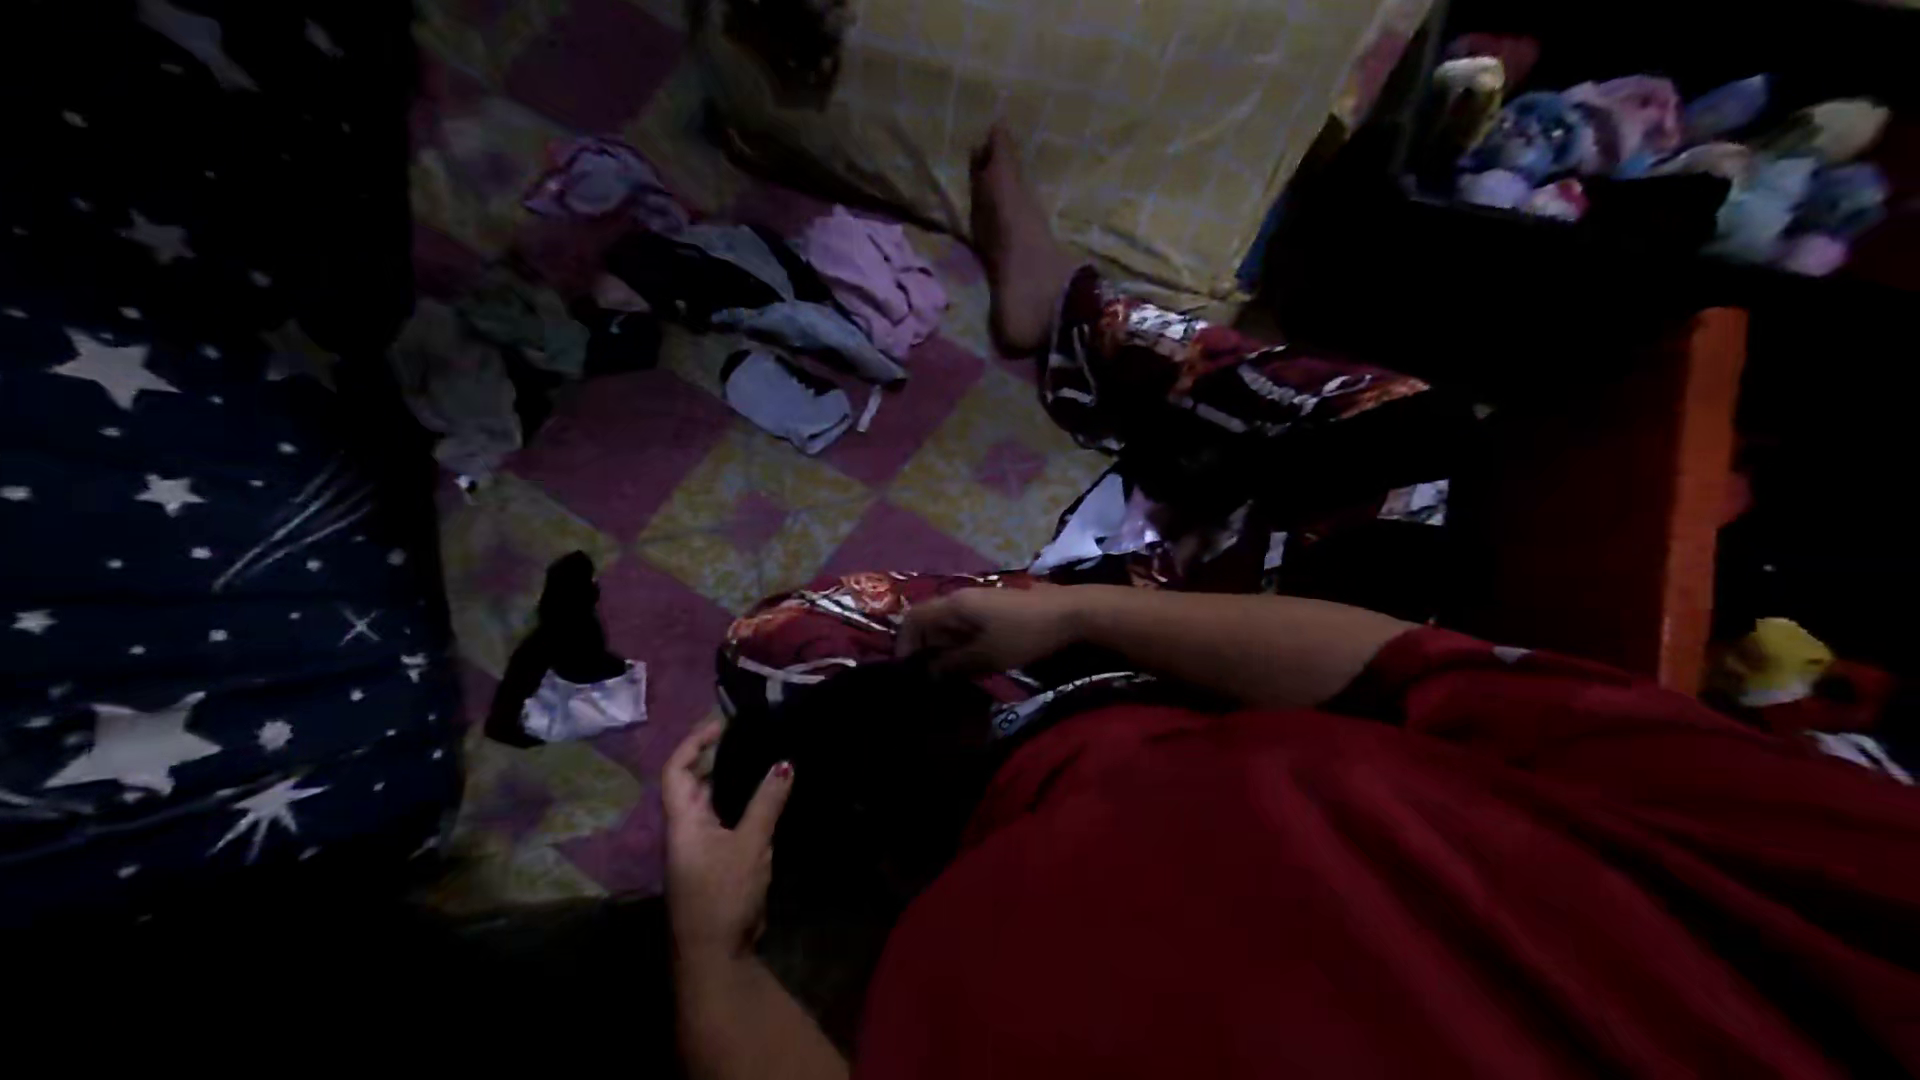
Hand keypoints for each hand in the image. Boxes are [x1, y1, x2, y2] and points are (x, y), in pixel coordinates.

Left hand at [662, 720, 794, 962]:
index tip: (722, 723)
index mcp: (683, 821)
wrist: (716, 955)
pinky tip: (768, 792)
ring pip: (714, 798)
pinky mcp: (719, 858)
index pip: (676, 770)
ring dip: (732, 776)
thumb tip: (785, 762)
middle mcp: (687, 827)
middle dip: (715, 753)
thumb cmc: (723, 895)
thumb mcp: (750, 845)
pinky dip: (744, 798)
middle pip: (694, 780)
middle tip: (748, 732)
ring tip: (761, 753)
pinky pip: (729, 815)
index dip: (694, 742)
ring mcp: (702, 844)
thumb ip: (767, 802)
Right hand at [895, 585, 1083, 675]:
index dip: (904, 642)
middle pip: (929, 619)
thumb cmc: (1025, 634)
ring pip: (948, 622)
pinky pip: (965, 622)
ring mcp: (979, 600)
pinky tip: (968, 660)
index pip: (914, 618)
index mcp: (955, 604)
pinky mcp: (993, 607)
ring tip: (946, 672)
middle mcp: (962, 597)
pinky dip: (959, 640)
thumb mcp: (987, 655)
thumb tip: (930, 671)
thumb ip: (954, 662)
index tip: (907, 669)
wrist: (1071, 613)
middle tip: (927, 675)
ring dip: (942, 645)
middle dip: (923, 646)